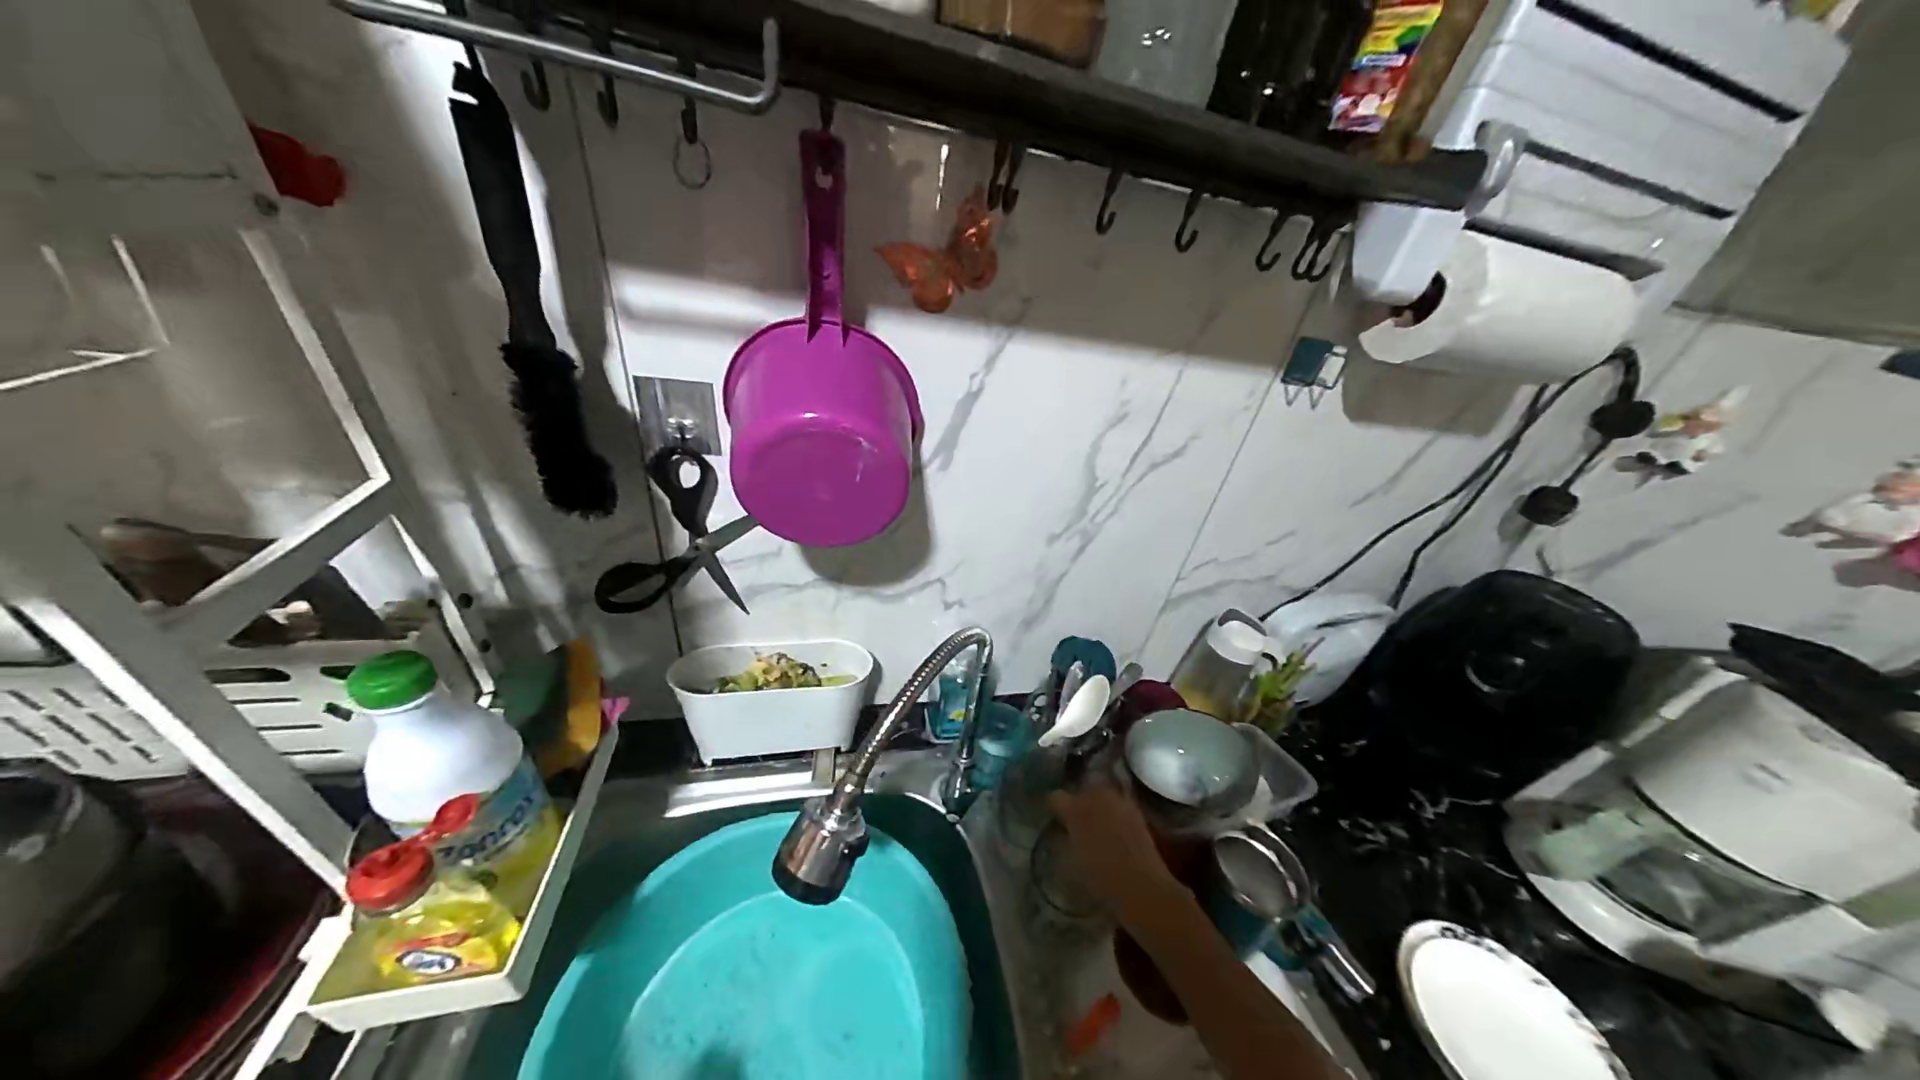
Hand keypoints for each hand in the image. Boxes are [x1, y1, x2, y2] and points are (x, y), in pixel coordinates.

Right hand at [1048, 785, 1184, 920]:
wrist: (1141, 885)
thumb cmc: (1100, 877)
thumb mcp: (1070, 862)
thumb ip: (1063, 840)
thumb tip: (1062, 831)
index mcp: (1074, 808)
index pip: (1054, 798)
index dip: (1052, 809)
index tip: (1053, 821)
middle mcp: (1096, 796)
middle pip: (1080, 792)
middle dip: (1076, 804)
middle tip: (1075, 824)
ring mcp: (1118, 800)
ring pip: (1101, 796)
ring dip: (1096, 807)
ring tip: (1096, 827)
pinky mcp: (1136, 810)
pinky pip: (1118, 805)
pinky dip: (1113, 814)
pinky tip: (1114, 832)